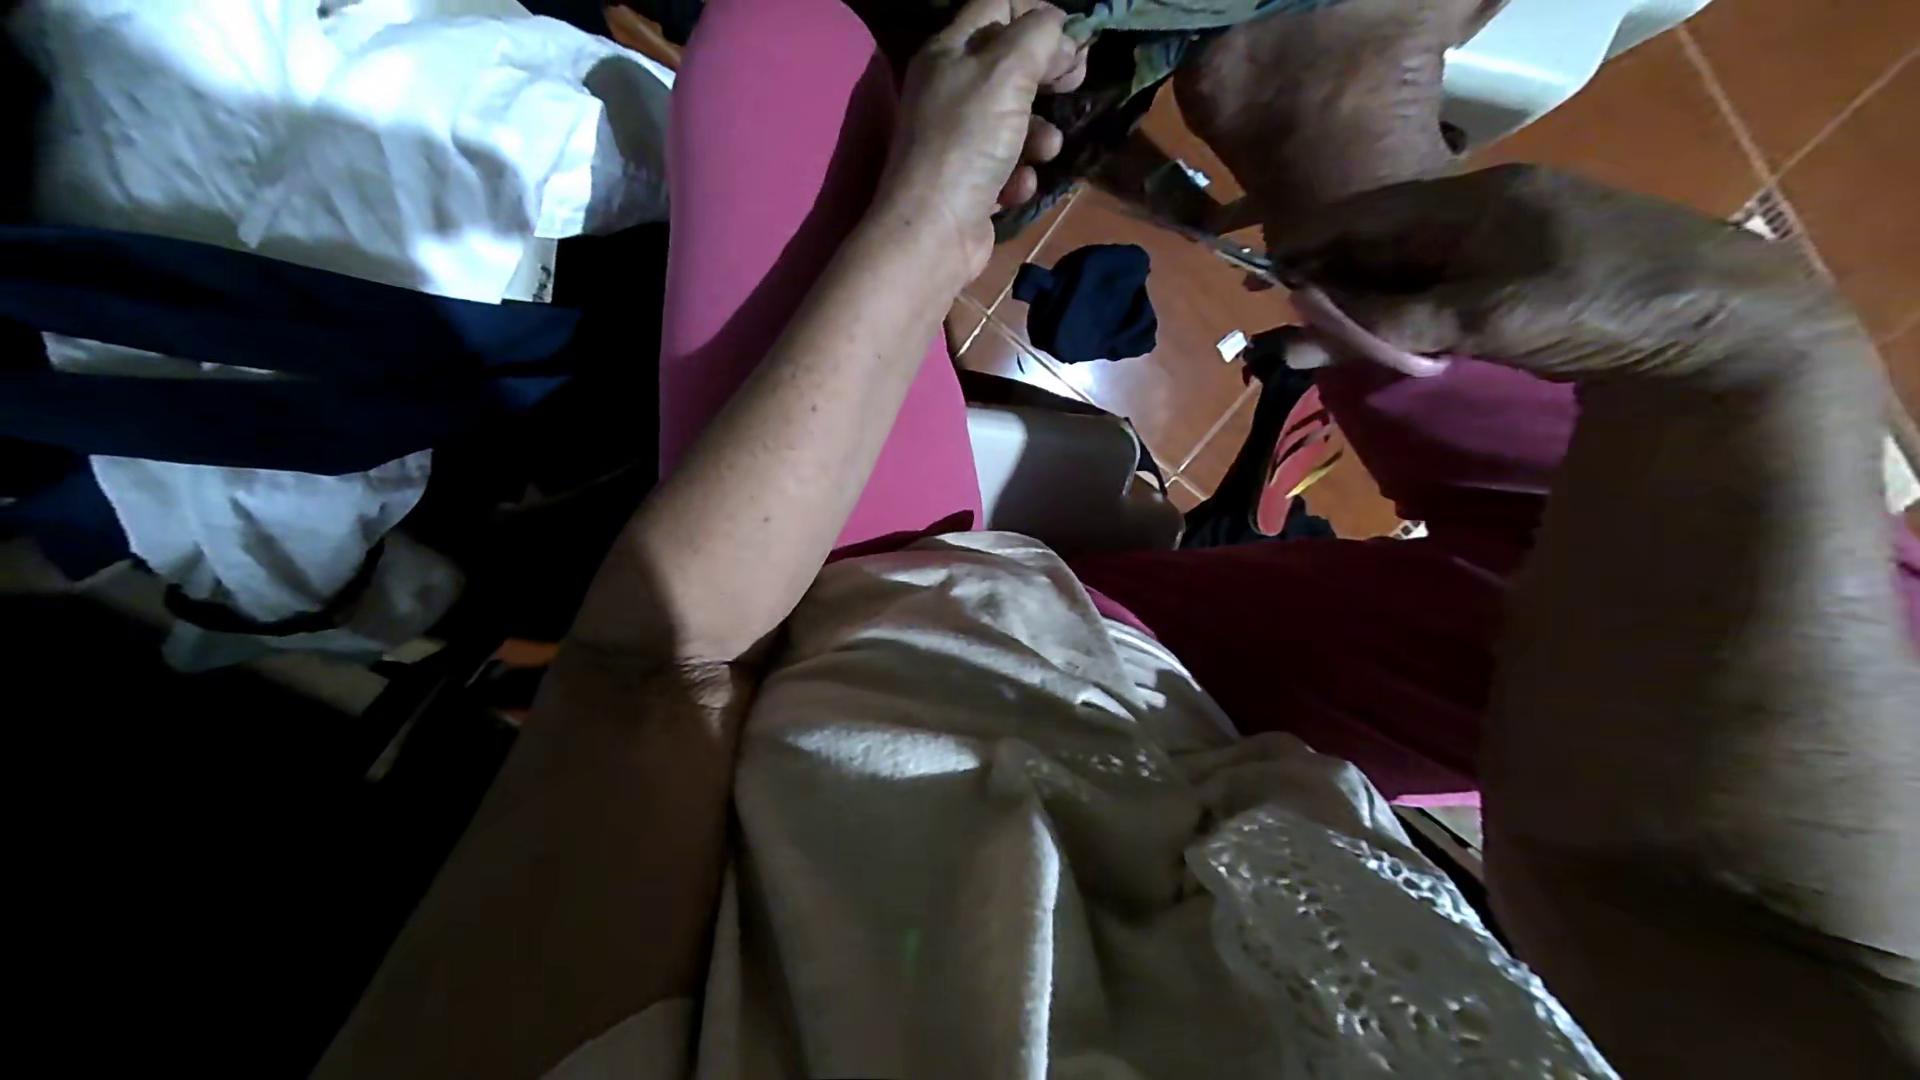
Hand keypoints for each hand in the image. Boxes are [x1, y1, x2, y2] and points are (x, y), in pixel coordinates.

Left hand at [875, 0, 1086, 284]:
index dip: (1038, 15)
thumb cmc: (966, 143)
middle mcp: (950, 94)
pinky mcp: (971, 188)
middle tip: (1074, 83)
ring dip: (1039, 134)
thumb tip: (1059, 31)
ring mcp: (960, 145)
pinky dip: (1019, 176)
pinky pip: (1007, 170)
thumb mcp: (1006, 71)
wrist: (935, 233)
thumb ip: (1039, 36)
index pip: (997, 6)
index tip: (1072, 39)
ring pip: (1014, 124)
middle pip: (1010, 67)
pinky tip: (1019, 186)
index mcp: (948, 53)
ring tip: (1046, 149)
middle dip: (1046, 76)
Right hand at [1270, 165, 1862, 387]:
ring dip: (1349, 315)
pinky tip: (1363, 346)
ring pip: (1395, 280)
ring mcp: (1489, 253)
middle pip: (1373, 250)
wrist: (1717, 329)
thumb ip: (1390, 321)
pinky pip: (1423, 301)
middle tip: (1276, 328)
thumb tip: (1305, 328)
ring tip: (1300, 348)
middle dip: (1321, 289)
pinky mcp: (1500, 287)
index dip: (1305, 246)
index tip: (1257, 278)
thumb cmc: (1601, 304)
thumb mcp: (1484, 316)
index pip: (1363, 217)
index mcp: (1470, 204)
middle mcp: (1472, 220)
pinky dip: (1387, 325)